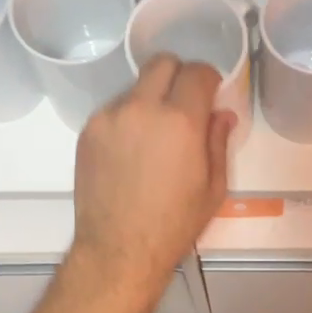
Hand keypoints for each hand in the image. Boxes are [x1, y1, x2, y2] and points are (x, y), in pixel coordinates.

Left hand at [72, 55, 235, 284]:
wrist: (120, 250)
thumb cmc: (174, 226)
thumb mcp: (213, 189)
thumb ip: (218, 143)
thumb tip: (222, 114)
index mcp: (180, 122)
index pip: (196, 72)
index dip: (208, 78)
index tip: (211, 93)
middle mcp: (142, 108)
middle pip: (162, 63)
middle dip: (179, 75)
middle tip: (186, 103)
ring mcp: (110, 117)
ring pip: (136, 87)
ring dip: (151, 100)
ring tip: (156, 138)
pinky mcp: (89, 131)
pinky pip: (115, 110)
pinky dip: (129, 120)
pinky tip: (133, 153)